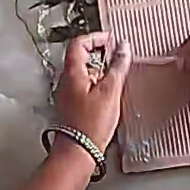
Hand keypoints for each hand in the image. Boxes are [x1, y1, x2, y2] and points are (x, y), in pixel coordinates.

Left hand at [55, 31, 131, 151]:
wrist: (78, 151)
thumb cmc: (91, 125)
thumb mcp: (110, 91)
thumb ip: (118, 66)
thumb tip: (123, 47)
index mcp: (72, 73)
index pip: (78, 43)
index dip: (95, 38)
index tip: (111, 40)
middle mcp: (66, 82)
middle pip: (80, 57)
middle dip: (100, 54)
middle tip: (117, 58)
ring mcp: (68, 94)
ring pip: (83, 73)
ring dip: (100, 71)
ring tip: (116, 79)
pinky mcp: (73, 106)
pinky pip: (84, 87)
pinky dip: (97, 85)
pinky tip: (109, 96)